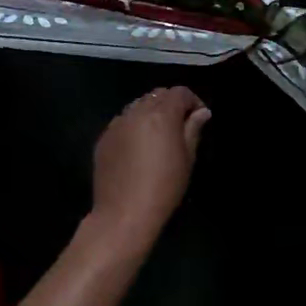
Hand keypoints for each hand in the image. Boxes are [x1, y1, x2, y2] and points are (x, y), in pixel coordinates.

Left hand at [87, 87, 210, 242]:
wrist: (124, 213)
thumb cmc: (165, 185)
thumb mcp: (188, 157)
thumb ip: (193, 128)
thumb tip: (202, 112)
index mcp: (162, 114)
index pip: (180, 92)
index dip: (193, 101)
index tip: (199, 118)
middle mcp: (137, 112)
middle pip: (157, 94)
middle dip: (172, 104)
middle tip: (181, 125)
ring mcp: (116, 125)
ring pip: (138, 105)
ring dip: (152, 112)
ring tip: (159, 135)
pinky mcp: (103, 139)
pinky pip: (122, 121)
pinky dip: (134, 125)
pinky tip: (139, 147)